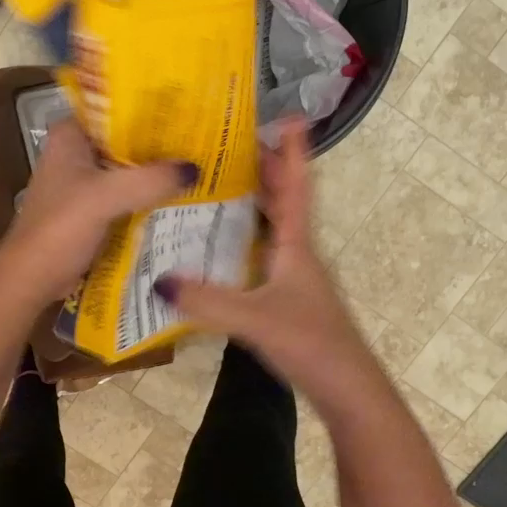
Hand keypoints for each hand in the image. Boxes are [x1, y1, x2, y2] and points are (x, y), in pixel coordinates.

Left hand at [0, 119, 194, 304]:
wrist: (31, 280)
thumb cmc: (60, 229)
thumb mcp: (106, 198)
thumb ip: (150, 180)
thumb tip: (195, 168)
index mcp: (71, 135)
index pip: (117, 108)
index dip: (152, 108)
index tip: (189, 109)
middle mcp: (77, 152)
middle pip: (127, 140)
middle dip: (161, 143)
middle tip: (205, 140)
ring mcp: (85, 182)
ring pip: (130, 168)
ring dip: (158, 172)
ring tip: (202, 165)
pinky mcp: (93, 209)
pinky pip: (129, 194)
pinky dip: (150, 196)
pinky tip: (181, 197)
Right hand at [157, 119, 384, 409]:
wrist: (348, 390)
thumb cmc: (311, 344)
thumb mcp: (255, 320)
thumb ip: (208, 302)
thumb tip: (158, 282)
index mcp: (297, 246)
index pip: (297, 187)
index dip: (293, 152)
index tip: (291, 116)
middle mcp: (300, 254)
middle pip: (287, 202)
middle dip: (267, 171)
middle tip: (235, 146)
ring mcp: (298, 279)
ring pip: (278, 229)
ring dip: (259, 203)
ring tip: (225, 186)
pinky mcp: (293, 301)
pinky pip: (268, 254)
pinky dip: (250, 239)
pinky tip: (225, 250)